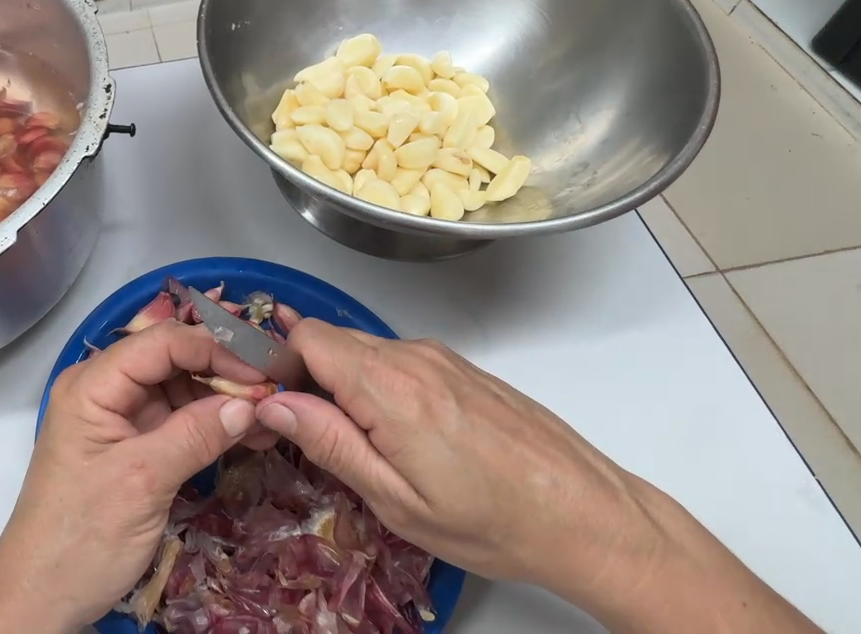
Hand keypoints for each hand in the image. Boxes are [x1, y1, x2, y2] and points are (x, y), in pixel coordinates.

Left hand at [0, 323, 269, 633]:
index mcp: (93, 383)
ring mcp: (118, 417)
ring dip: (222, 399)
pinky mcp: (131, 445)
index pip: (160, 343)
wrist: (40, 598)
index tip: (264, 368)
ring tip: (271, 415)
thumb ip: (195, 436)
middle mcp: (104, 389)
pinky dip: (210, 425)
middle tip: (277, 387)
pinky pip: (176, 420)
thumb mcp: (142, 483)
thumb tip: (250, 404)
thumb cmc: (81, 537)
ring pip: (179, 389)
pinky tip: (248, 434)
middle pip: (171, 360)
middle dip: (223, 370)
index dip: (214, 347)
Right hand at [254, 321, 820, 632]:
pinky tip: (401, 432)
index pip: (306, 337)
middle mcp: (411, 355)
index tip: (275, 403)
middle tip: (310, 429)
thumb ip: (328, 442)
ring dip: (344, 380)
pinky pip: (397, 358)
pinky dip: (378, 382)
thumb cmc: (492, 523)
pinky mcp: (459, 365)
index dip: (280, 363)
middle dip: (307, 374)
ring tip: (361, 439)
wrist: (591, 518)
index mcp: (388, 386)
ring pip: (363, 349)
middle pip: (331, 339)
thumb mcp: (396, 500)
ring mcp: (439, 356)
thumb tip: (269, 403)